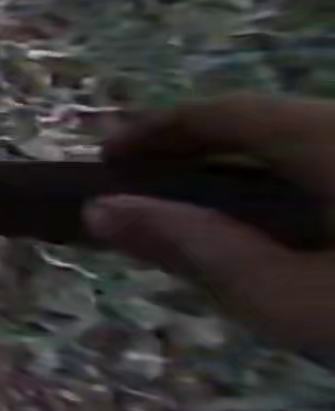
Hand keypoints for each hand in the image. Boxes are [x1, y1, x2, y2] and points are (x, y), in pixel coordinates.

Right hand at [85, 94, 334, 349]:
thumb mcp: (288, 297)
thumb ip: (193, 246)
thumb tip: (98, 208)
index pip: (228, 112)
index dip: (156, 129)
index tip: (105, 161)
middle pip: (285, 128)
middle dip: (213, 155)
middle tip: (160, 195)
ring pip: (326, 157)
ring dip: (270, 180)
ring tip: (229, 225)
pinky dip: (319, 198)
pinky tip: (310, 244)